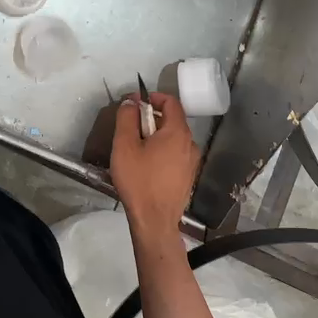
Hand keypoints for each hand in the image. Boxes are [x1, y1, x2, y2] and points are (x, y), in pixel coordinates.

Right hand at [109, 92, 200, 240]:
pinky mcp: (188, 177)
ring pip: (174, 138)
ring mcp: (192, 162)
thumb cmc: (139, 180)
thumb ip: (127, 118)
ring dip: (156, 135)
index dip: (153, 97)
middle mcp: (190, 144)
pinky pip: (175, 153)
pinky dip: (162, 150)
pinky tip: (146, 164)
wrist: (154, 221)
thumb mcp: (125, 145)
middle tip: (130, 127)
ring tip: (136, 147)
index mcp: (177, 133)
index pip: (172, 102)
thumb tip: (132, 102)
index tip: (135, 103)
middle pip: (173, 120)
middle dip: (151, 117)